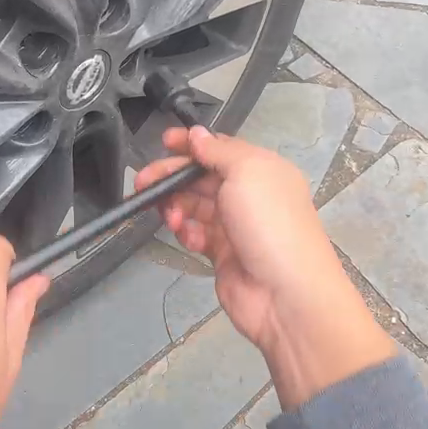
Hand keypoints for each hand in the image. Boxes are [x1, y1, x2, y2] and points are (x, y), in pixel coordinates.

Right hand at [134, 126, 395, 408]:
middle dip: (172, 177)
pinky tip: (184, 235)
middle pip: (201, 177)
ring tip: (168, 215)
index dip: (192, 145)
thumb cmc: (269, 224)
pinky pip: (196, 234)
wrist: (286, 294)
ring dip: (176, 206)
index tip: (164, 142)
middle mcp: (249, 194)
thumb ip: (218, 151)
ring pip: (195, 205)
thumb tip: (196, 134)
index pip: (220, 149)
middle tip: (142, 182)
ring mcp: (236, 225)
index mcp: (261, 169)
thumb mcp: (247, 172)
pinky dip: (186, 232)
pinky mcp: (223, 253)